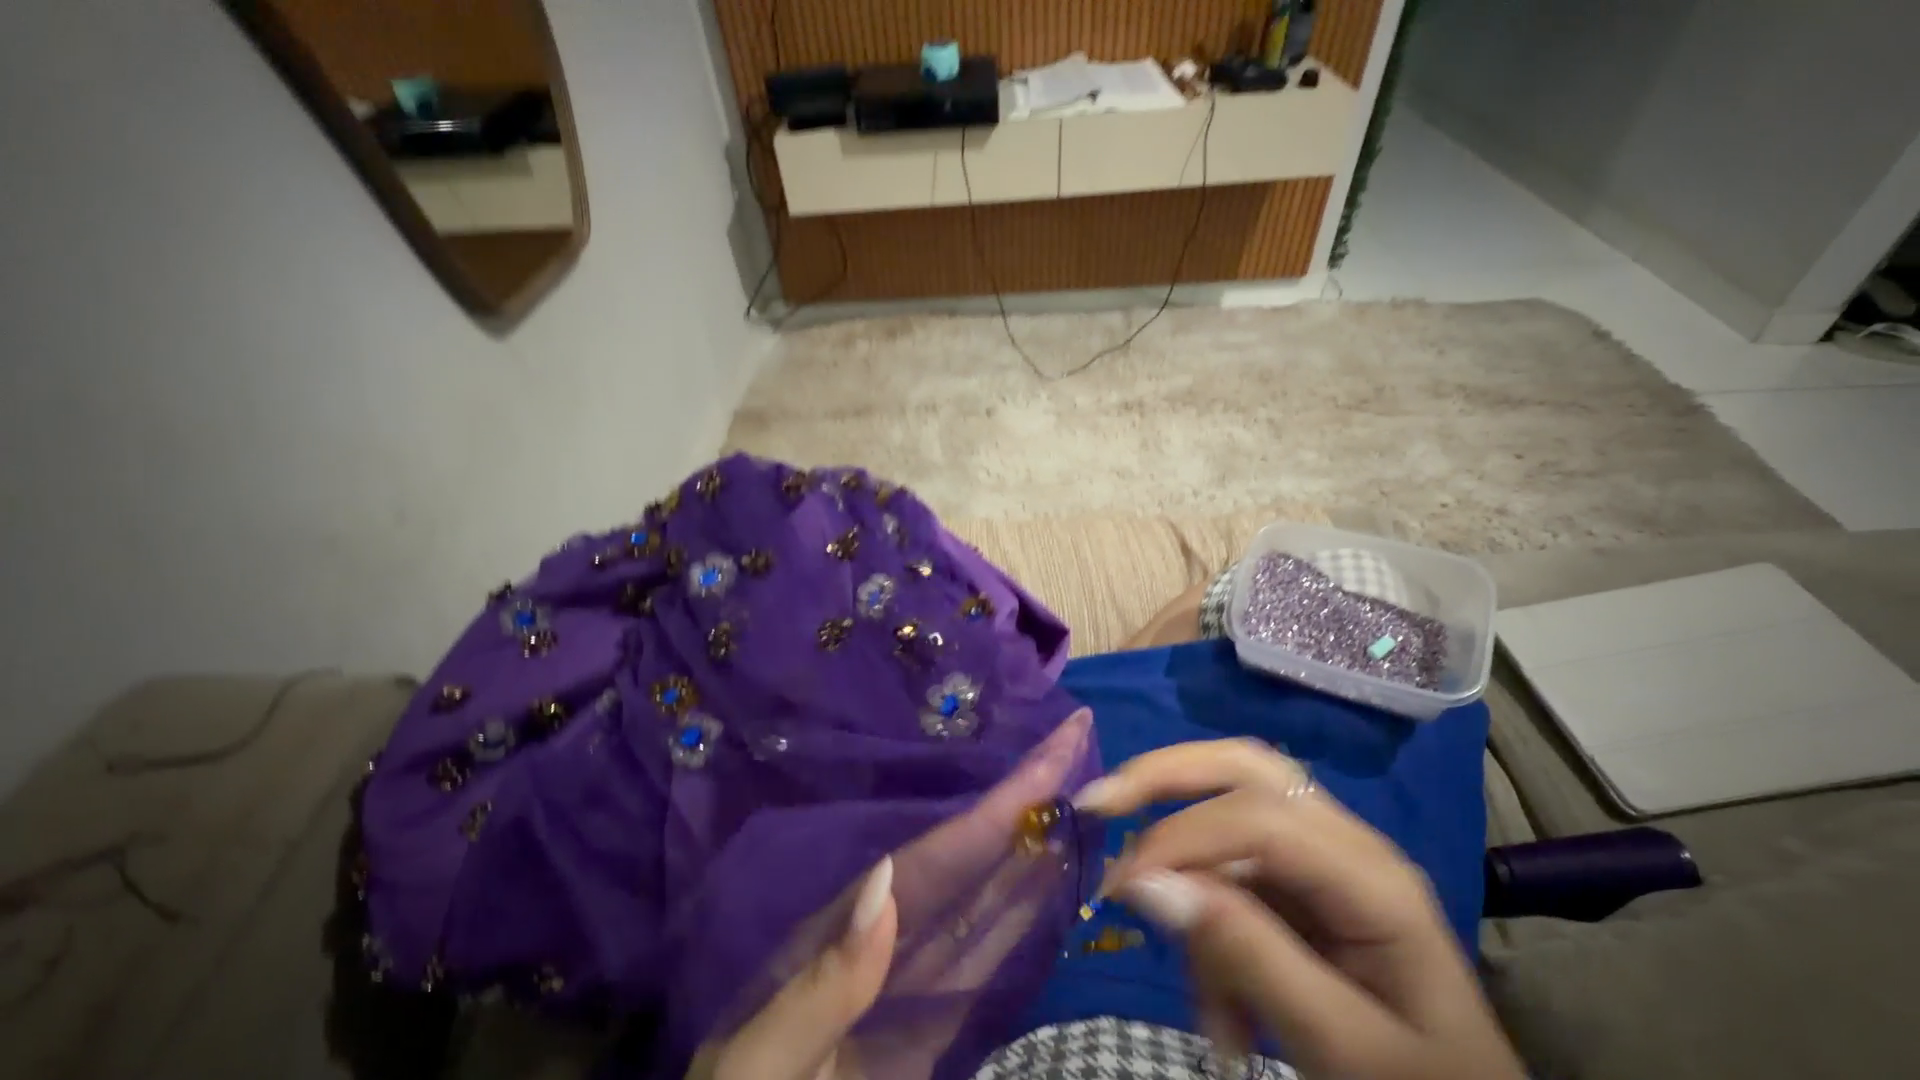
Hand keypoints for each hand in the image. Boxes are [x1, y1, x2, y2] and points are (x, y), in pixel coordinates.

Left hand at [692, 708, 1095, 1079]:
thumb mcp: (760, 1056)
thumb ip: (823, 983)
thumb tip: (888, 882)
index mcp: (844, 932)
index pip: (932, 857)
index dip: (996, 807)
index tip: (1049, 753)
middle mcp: (886, 944)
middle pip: (968, 870)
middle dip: (1022, 812)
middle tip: (1077, 751)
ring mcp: (911, 990)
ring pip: (985, 914)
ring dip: (1032, 863)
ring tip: (1081, 811)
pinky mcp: (930, 1037)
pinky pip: (982, 977)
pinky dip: (1020, 936)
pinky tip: (1052, 900)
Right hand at [1076, 739, 1524, 1079]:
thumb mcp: (1338, 1040)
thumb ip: (1247, 955)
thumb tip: (1147, 882)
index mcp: (1371, 876)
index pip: (1260, 816)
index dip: (1181, 838)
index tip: (1121, 888)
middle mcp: (1347, 846)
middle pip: (1247, 768)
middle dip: (1167, 776)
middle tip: (1100, 800)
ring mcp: (1325, 865)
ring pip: (1228, 831)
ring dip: (1196, 905)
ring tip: (1209, 1015)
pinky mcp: (1305, 892)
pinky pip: (1234, 886)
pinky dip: (1213, 942)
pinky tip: (1229, 1021)